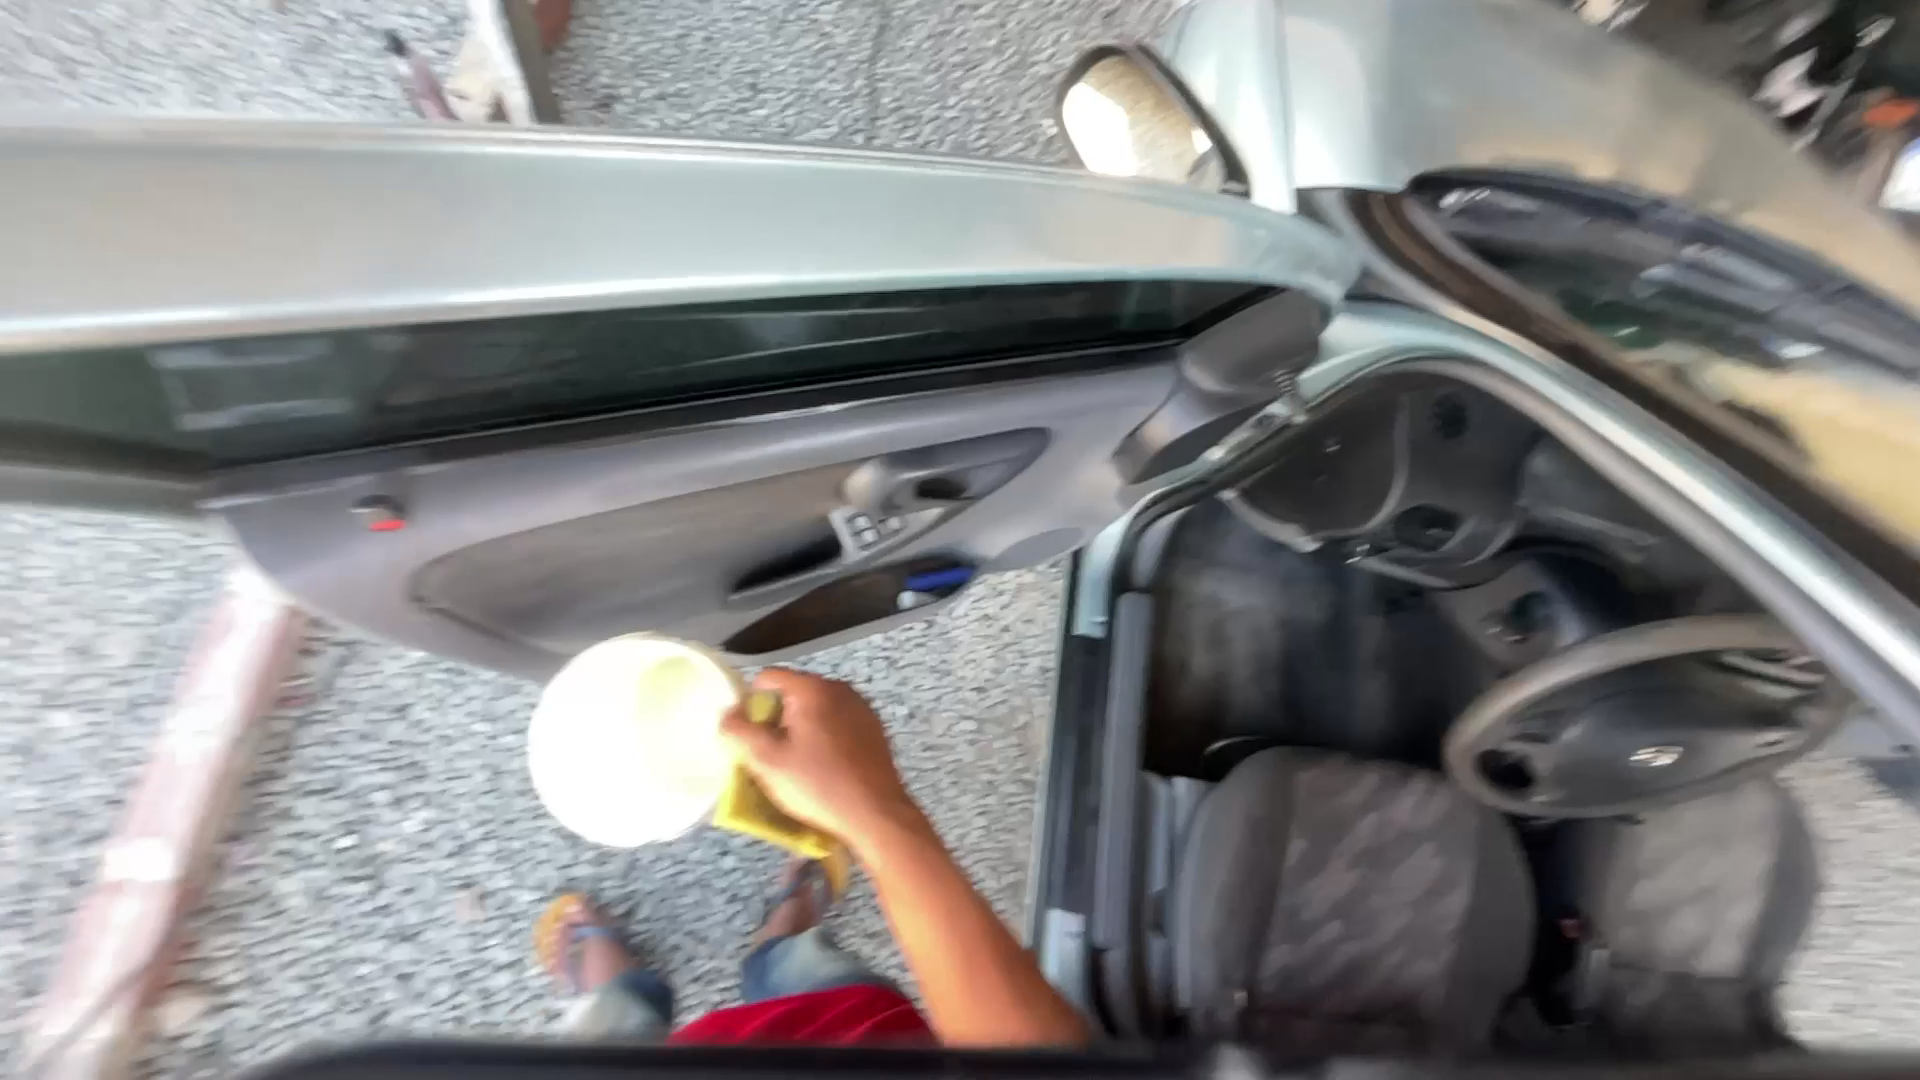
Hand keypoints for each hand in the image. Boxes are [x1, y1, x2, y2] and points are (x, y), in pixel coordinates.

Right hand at [719, 668, 922, 851]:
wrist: (875, 812)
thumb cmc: (818, 784)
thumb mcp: (768, 761)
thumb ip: (740, 732)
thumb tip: (730, 713)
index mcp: (813, 689)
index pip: (768, 677)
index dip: (752, 702)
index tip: (751, 734)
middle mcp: (840, 688)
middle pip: (794, 692)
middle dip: (778, 718)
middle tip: (774, 753)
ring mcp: (861, 706)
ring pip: (817, 708)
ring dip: (803, 728)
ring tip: (800, 763)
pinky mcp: (874, 726)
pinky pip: (839, 721)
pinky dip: (826, 735)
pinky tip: (827, 765)